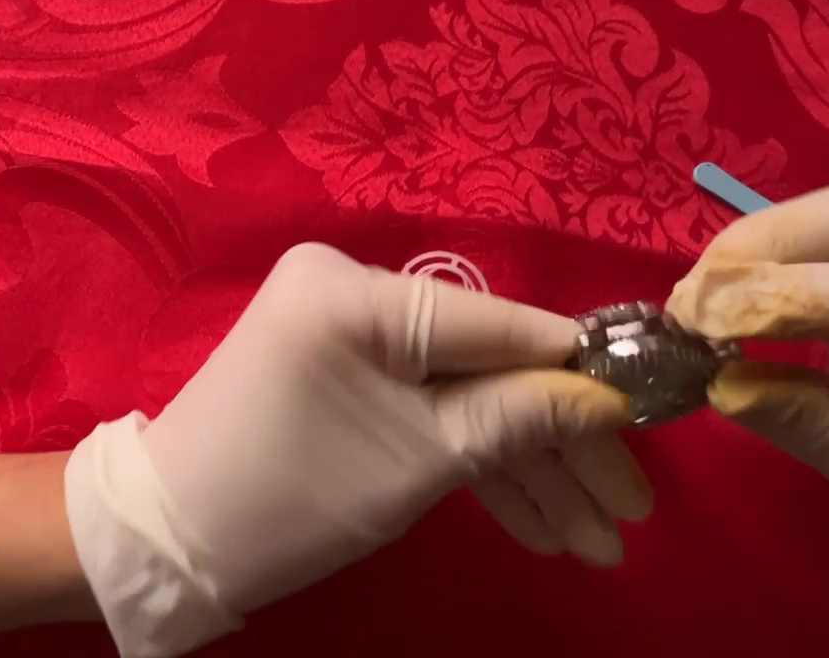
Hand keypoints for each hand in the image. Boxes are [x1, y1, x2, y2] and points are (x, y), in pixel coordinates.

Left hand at [65, 243, 646, 655]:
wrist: (175, 535)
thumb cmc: (291, 495)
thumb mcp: (419, 462)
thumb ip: (517, 418)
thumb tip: (604, 396)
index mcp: (357, 290)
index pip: (496, 323)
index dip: (578, 370)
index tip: (652, 414)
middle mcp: (349, 287)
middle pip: (481, 363)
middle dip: (553, 441)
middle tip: (626, 512)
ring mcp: (342, 326)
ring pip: (454, 392)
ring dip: (519, 463)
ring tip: (593, 541)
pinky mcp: (339, 363)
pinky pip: (416, 400)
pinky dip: (466, 456)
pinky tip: (532, 519)